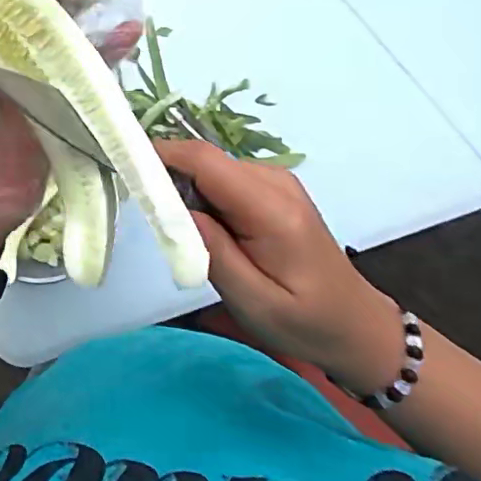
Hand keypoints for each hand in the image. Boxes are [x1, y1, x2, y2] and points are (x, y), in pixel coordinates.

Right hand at [156, 140, 404, 390]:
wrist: (357, 325)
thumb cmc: (305, 322)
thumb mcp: (253, 301)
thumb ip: (212, 251)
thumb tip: (173, 207)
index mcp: (272, 210)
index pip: (205, 162)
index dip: (161, 155)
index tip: (123, 167)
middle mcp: (274, 181)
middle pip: (205, 161)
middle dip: (170, 180)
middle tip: (153, 220)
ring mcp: (276, 180)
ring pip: (211, 168)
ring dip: (188, 191)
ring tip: (188, 235)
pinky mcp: (272, 187)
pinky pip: (224, 178)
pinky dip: (204, 195)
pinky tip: (212, 230)